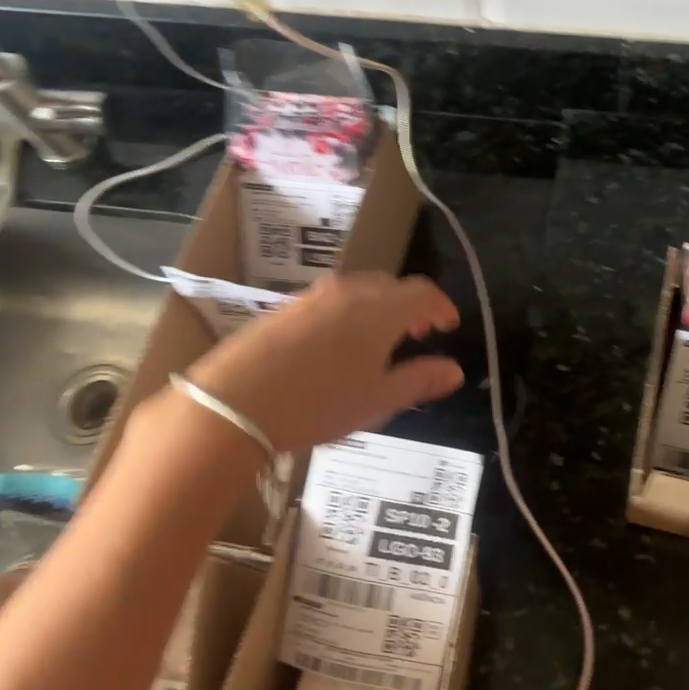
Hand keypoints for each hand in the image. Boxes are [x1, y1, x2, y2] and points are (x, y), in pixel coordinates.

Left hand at [156, 272, 464, 456]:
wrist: (234, 403)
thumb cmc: (319, 404)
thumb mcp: (378, 400)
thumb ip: (420, 380)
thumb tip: (454, 369)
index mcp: (381, 308)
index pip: (423, 292)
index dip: (441, 306)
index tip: (448, 327)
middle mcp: (350, 291)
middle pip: (390, 286)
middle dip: (409, 307)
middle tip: (415, 336)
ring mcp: (312, 296)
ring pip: (358, 291)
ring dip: (377, 310)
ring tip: (377, 345)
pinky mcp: (283, 308)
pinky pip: (329, 302)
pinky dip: (347, 316)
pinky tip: (336, 349)